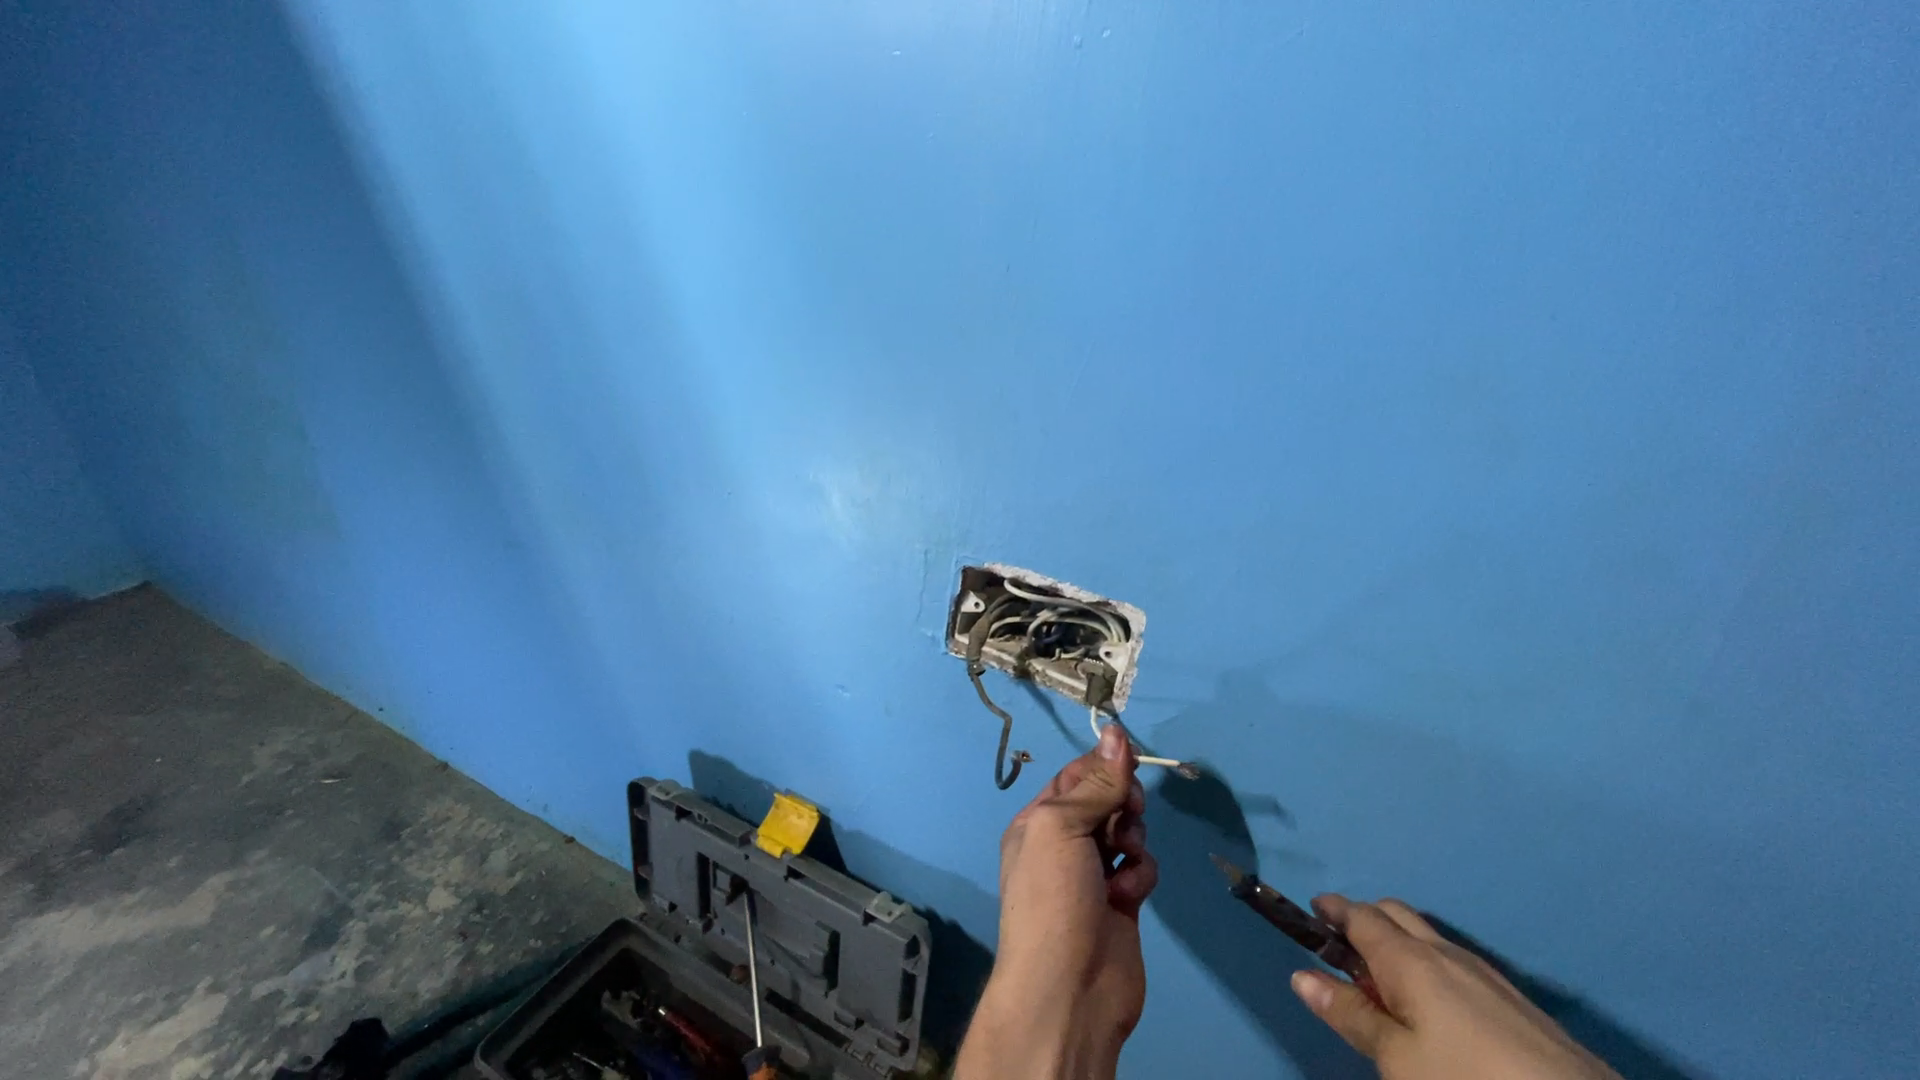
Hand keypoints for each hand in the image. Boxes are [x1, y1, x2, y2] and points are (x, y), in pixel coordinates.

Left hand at [954, 723, 1157, 1079]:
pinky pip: (1140, 867)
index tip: (1132, 760)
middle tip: (1128, 813)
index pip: (1074, 775)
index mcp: (1038, 821)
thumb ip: (1094, 783)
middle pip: (1105, 800)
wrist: (1068, 987)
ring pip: (1127, 832)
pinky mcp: (1121, 901)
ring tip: (1121, 860)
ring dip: (1132, 839)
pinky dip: (1139, 874)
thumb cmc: (1053, 896)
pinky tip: (1128, 894)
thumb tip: (1116, 732)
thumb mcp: (1062, 826)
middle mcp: (1062, 843)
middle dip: (1122, 802)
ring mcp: (1093, 873)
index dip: (1103, 765)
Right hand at [1292, 895, 1621, 1079]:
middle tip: (1340, 950)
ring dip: (1398, 943)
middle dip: (1364, 919)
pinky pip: (1455, 961)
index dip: (1332, 910)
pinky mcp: (1515, 1001)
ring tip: (1383, 984)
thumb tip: (1302, 976)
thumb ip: (1352, 1016)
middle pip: (1395, 914)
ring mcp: (1486, 974)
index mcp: (1410, 960)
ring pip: (1428, 937)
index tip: (1310, 912)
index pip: (1361, 916)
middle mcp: (1446, 953)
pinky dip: (1428, 965)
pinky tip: (1435, 1008)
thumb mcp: (1398, 1060)